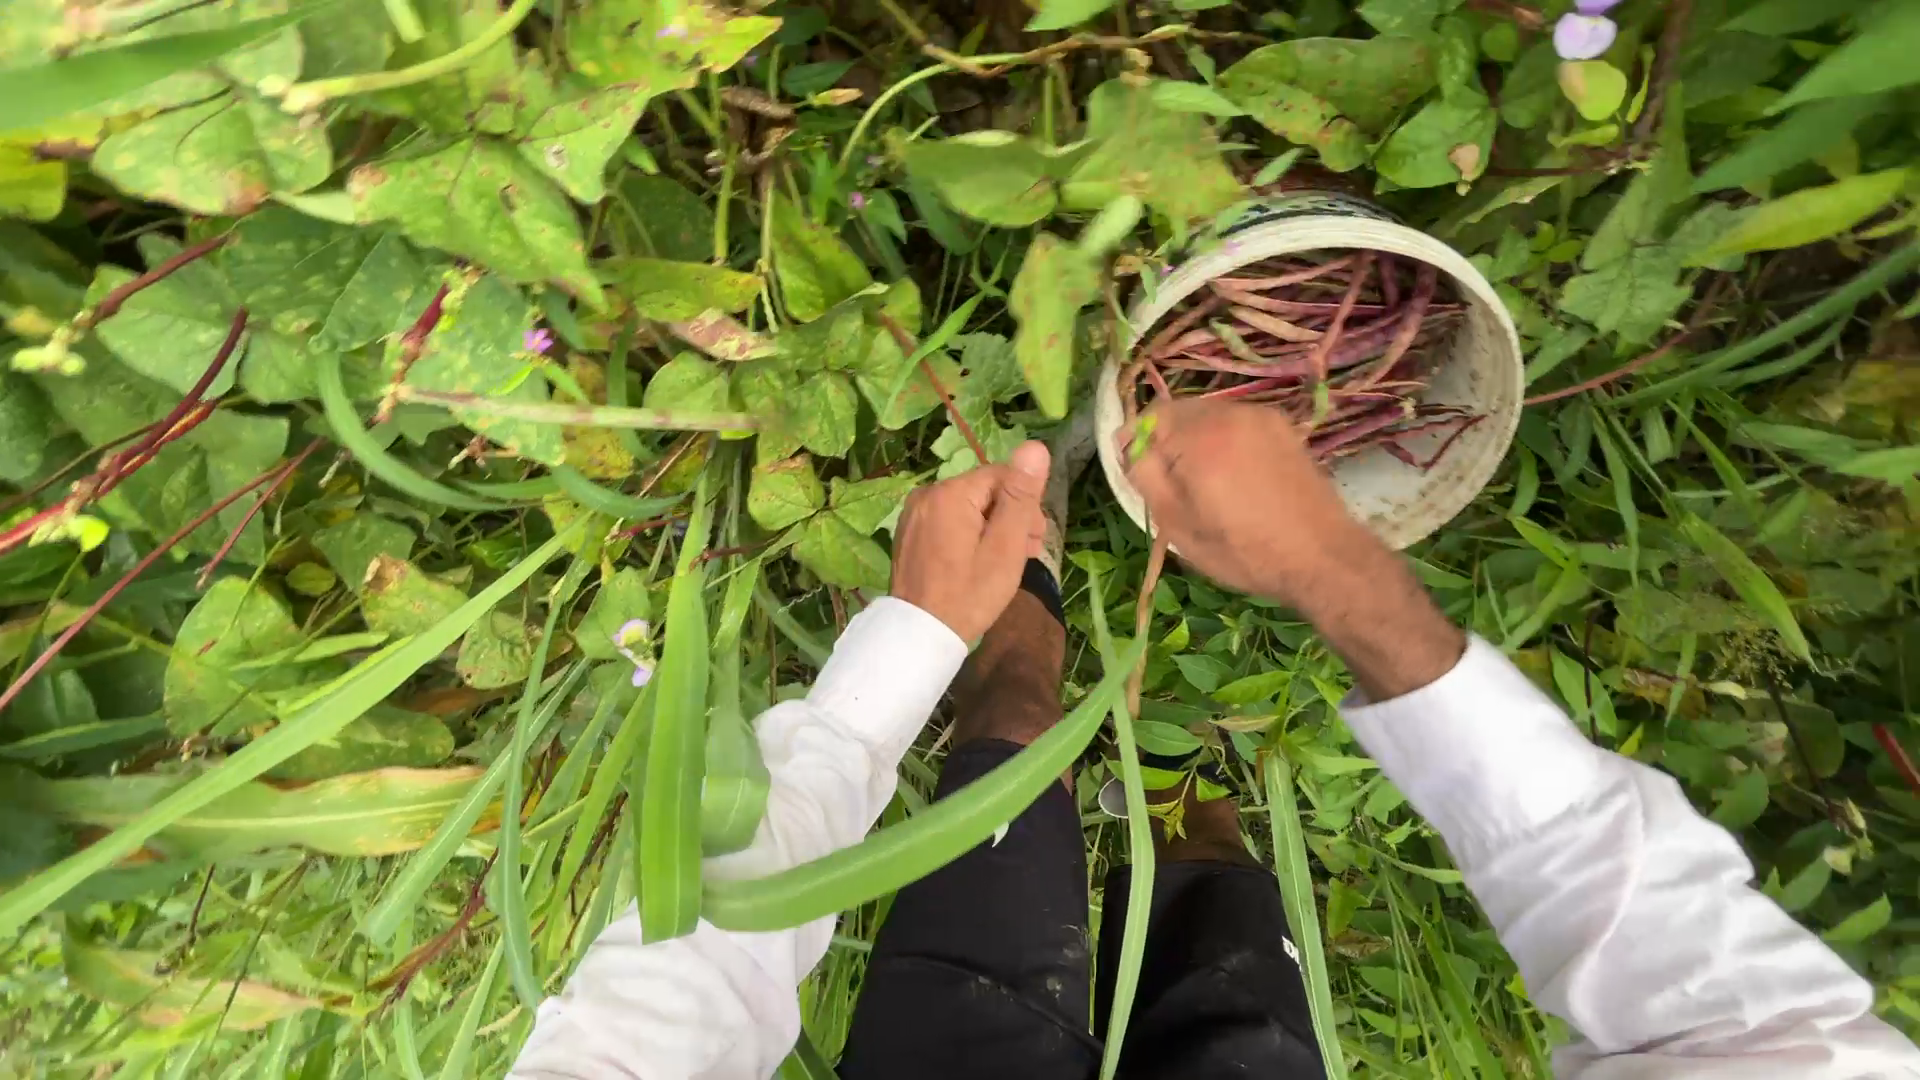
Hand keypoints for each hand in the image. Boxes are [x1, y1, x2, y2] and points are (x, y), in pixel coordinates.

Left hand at [891, 441, 1050, 641]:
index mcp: (950, 492)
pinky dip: (970, 535)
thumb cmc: (969, 594)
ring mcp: (914, 514)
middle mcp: (926, 494)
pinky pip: (949, 522)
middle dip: (1011, 517)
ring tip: (1008, 561)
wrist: (920, 635)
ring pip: (968, 508)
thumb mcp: (1004, 546)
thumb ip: (1020, 496)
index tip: (1037, 538)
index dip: (1026, 504)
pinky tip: (979, 562)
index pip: (1002, 477)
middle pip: (984, 492)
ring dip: (993, 527)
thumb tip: (1035, 447)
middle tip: (1029, 553)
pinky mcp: (910, 533)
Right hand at [1120, 399, 1462, 698]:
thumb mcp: (1176, 523)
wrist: (1321, 556)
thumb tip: (1126, 443)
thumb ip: (1144, 474)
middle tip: (1171, 483)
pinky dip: (1223, 441)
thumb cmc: (1241, 549)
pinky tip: (1234, 477)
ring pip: (1208, 416)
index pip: (1149, 416)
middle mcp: (1229, 414)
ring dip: (1194, 440)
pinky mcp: (1283, 428)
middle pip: (1178, 411)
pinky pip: (1236, 423)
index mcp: (1199, 437)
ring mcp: (1261, 417)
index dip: (1136, 442)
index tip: (1139, 472)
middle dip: (1166, 440)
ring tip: (1204, 483)